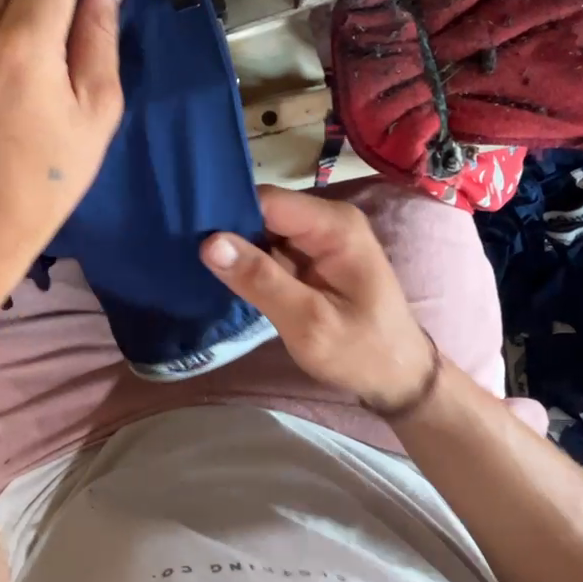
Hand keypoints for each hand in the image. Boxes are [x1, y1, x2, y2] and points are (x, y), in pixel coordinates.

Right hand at [200, 187, 437, 412]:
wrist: (400, 381)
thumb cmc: (362, 352)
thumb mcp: (309, 323)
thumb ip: (260, 280)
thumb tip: (208, 242)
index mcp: (334, 226)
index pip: (265, 200)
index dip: (226, 211)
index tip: (186, 231)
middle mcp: (326, 220)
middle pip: (260, 209)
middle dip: (225, 228)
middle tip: (182, 248)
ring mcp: (318, 237)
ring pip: (260, 227)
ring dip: (232, 244)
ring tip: (191, 259)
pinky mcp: (309, 256)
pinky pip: (268, 245)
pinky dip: (245, 258)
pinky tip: (218, 271)